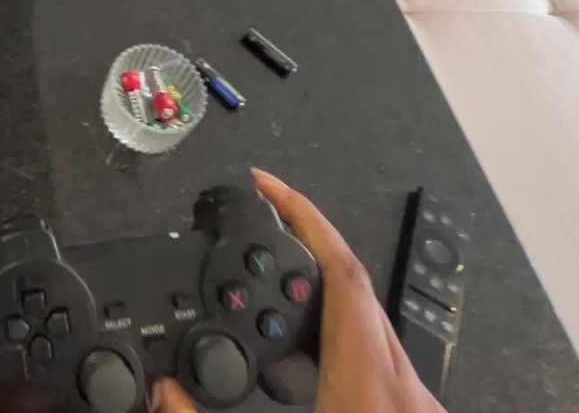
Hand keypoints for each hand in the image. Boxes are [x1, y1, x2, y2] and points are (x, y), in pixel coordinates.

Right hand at [152, 171, 443, 412]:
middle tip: (259, 226)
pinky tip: (306, 363)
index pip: (342, 273)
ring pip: (370, 329)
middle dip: (305, 248)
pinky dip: (336, 340)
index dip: (303, 217)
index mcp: (371, 390)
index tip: (267, 187)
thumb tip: (163, 394)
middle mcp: (404, 395)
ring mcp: (415, 411)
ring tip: (274, 286)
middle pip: (356, 291)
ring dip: (321, 297)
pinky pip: (376, 362)